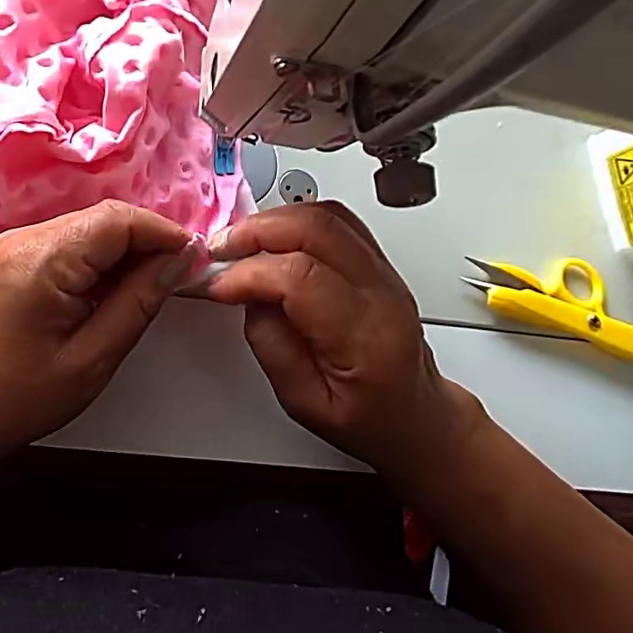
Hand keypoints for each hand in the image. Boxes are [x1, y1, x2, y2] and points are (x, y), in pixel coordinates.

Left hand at [0, 200, 202, 476]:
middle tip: (179, 277)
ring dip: (125, 253)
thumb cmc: (13, 400)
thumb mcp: (91, 359)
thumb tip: (179, 261)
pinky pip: (70, 244)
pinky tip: (114, 292)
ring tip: (150, 288)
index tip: (195, 258)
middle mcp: (25, 239)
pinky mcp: (13, 259)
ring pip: (89, 229)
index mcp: (42, 260)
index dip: (165, 232)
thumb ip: (140, 301)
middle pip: (104, 219)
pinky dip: (100, 262)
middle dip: (148, 242)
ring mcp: (15, 246)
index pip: (119, 220)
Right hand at [205, 201, 484, 478]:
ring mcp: (384, 271)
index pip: (302, 277)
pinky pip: (336, 219)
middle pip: (318, 229)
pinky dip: (294, 219)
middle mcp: (381, 293)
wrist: (413, 412)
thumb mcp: (304, 402)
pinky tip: (270, 238)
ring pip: (327, 215)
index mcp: (366, 337)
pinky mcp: (377, 260)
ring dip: (273, 221)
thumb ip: (271, 345)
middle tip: (221, 249)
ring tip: (240, 243)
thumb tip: (246, 294)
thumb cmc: (367, 417)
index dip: (250, 273)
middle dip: (257, 231)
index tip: (219, 284)